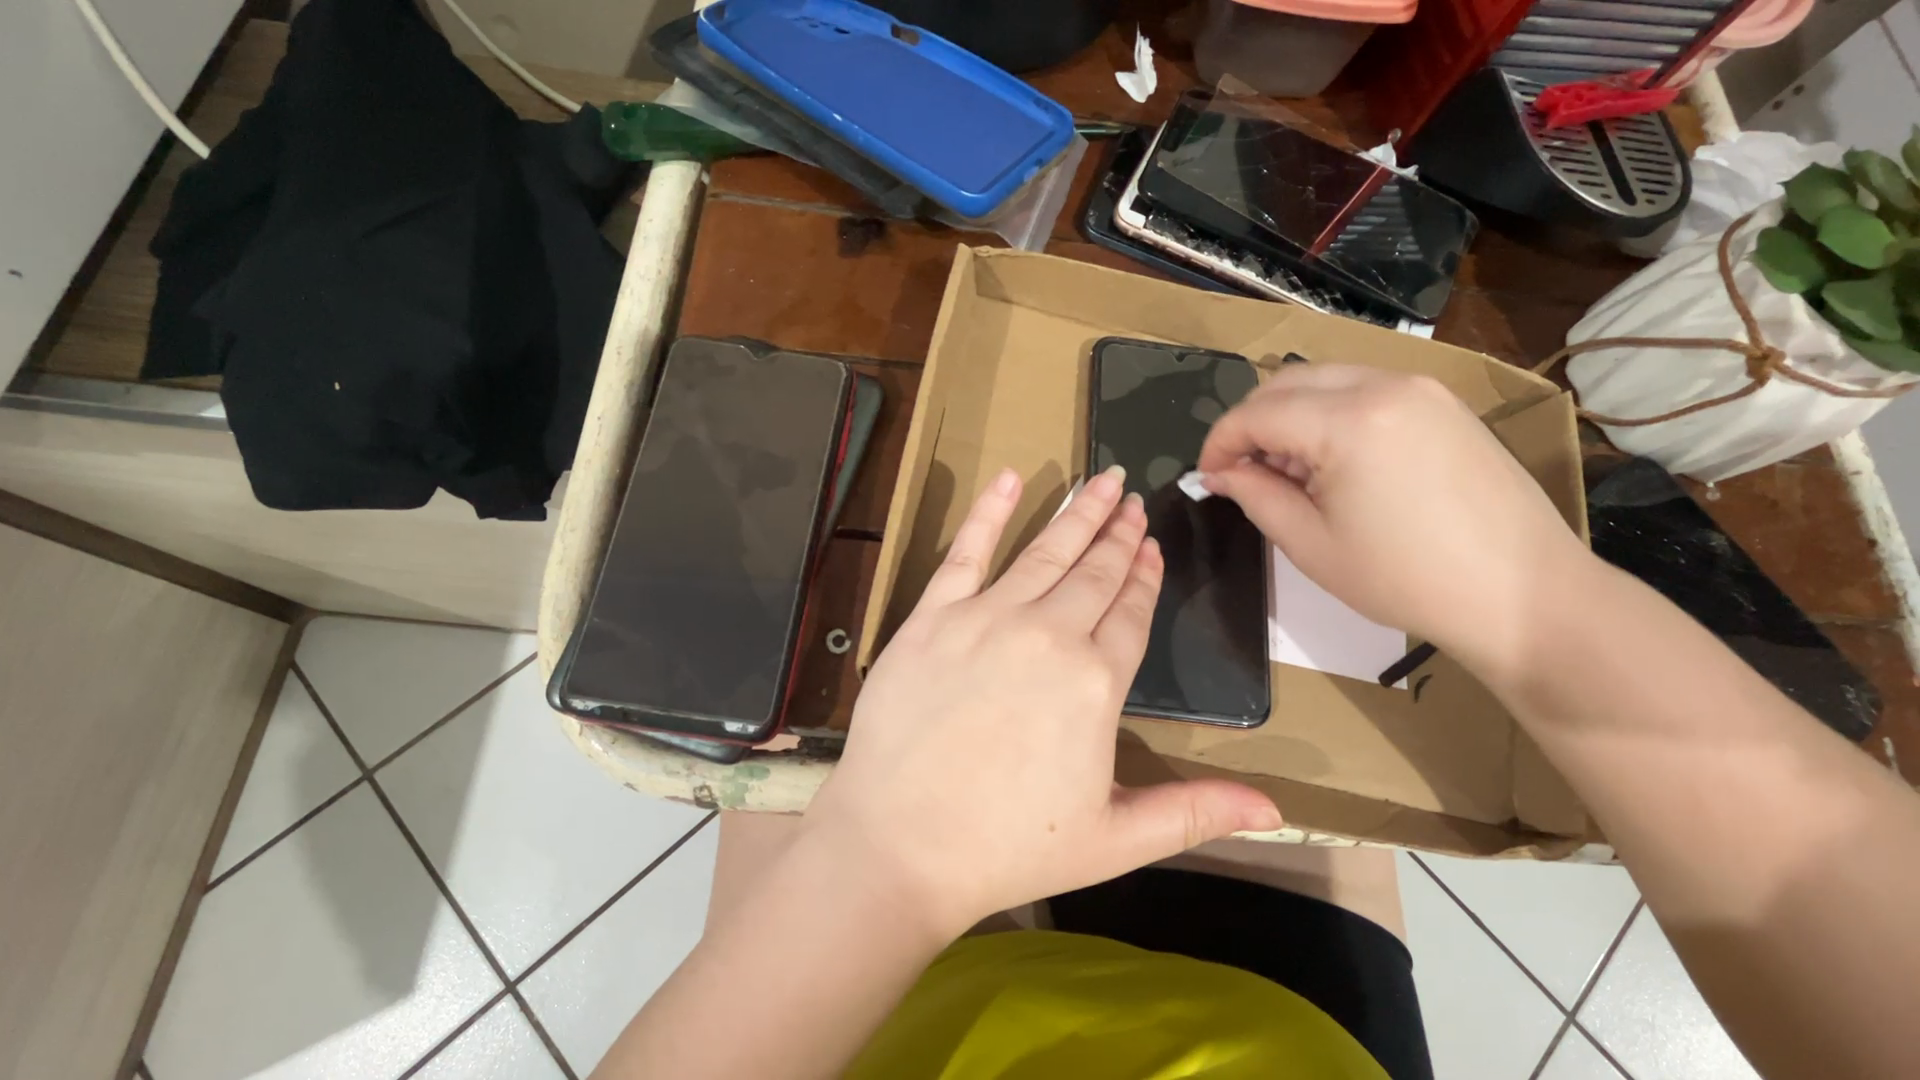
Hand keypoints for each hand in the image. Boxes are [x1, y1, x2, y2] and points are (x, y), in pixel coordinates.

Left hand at [801, 465, 1282, 938]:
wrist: (901, 844)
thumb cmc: (1009, 847)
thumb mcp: (1114, 839)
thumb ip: (1193, 811)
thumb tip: (1273, 807)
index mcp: (1095, 683)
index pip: (1131, 614)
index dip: (1144, 578)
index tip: (1151, 545)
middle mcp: (1047, 636)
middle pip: (1093, 575)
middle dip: (1117, 535)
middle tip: (1132, 499)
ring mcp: (985, 619)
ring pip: (1044, 554)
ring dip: (1075, 514)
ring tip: (1099, 482)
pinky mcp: (931, 617)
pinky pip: (966, 552)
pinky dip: (989, 513)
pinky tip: (1009, 479)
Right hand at [1197, 364, 1589, 673]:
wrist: (1522, 594)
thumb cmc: (1406, 580)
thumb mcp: (1312, 545)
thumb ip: (1256, 496)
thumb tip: (1221, 474)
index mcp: (1348, 421)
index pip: (1257, 412)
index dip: (1220, 443)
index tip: (1207, 477)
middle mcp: (1384, 385)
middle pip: (1287, 382)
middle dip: (1252, 422)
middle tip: (1242, 473)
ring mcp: (1421, 389)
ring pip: (1326, 380)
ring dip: (1291, 416)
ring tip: (1290, 473)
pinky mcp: (1444, 403)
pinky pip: (1366, 391)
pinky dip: (1332, 415)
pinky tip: (1336, 465)